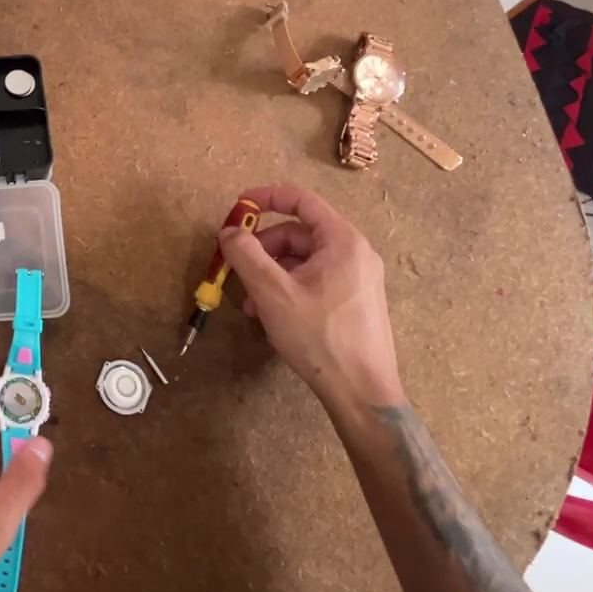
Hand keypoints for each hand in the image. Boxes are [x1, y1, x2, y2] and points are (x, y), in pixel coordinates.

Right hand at [219, 186, 405, 409]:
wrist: (363, 394)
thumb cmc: (319, 336)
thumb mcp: (272, 292)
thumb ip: (245, 254)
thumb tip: (230, 231)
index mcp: (343, 242)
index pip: (302, 201)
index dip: (267, 197)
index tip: (239, 206)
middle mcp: (356, 254)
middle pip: (299, 234)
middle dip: (263, 248)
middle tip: (238, 267)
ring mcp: (358, 280)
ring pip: (303, 260)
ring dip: (270, 272)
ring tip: (251, 302)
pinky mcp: (355, 302)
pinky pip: (314, 280)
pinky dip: (287, 287)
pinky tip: (270, 313)